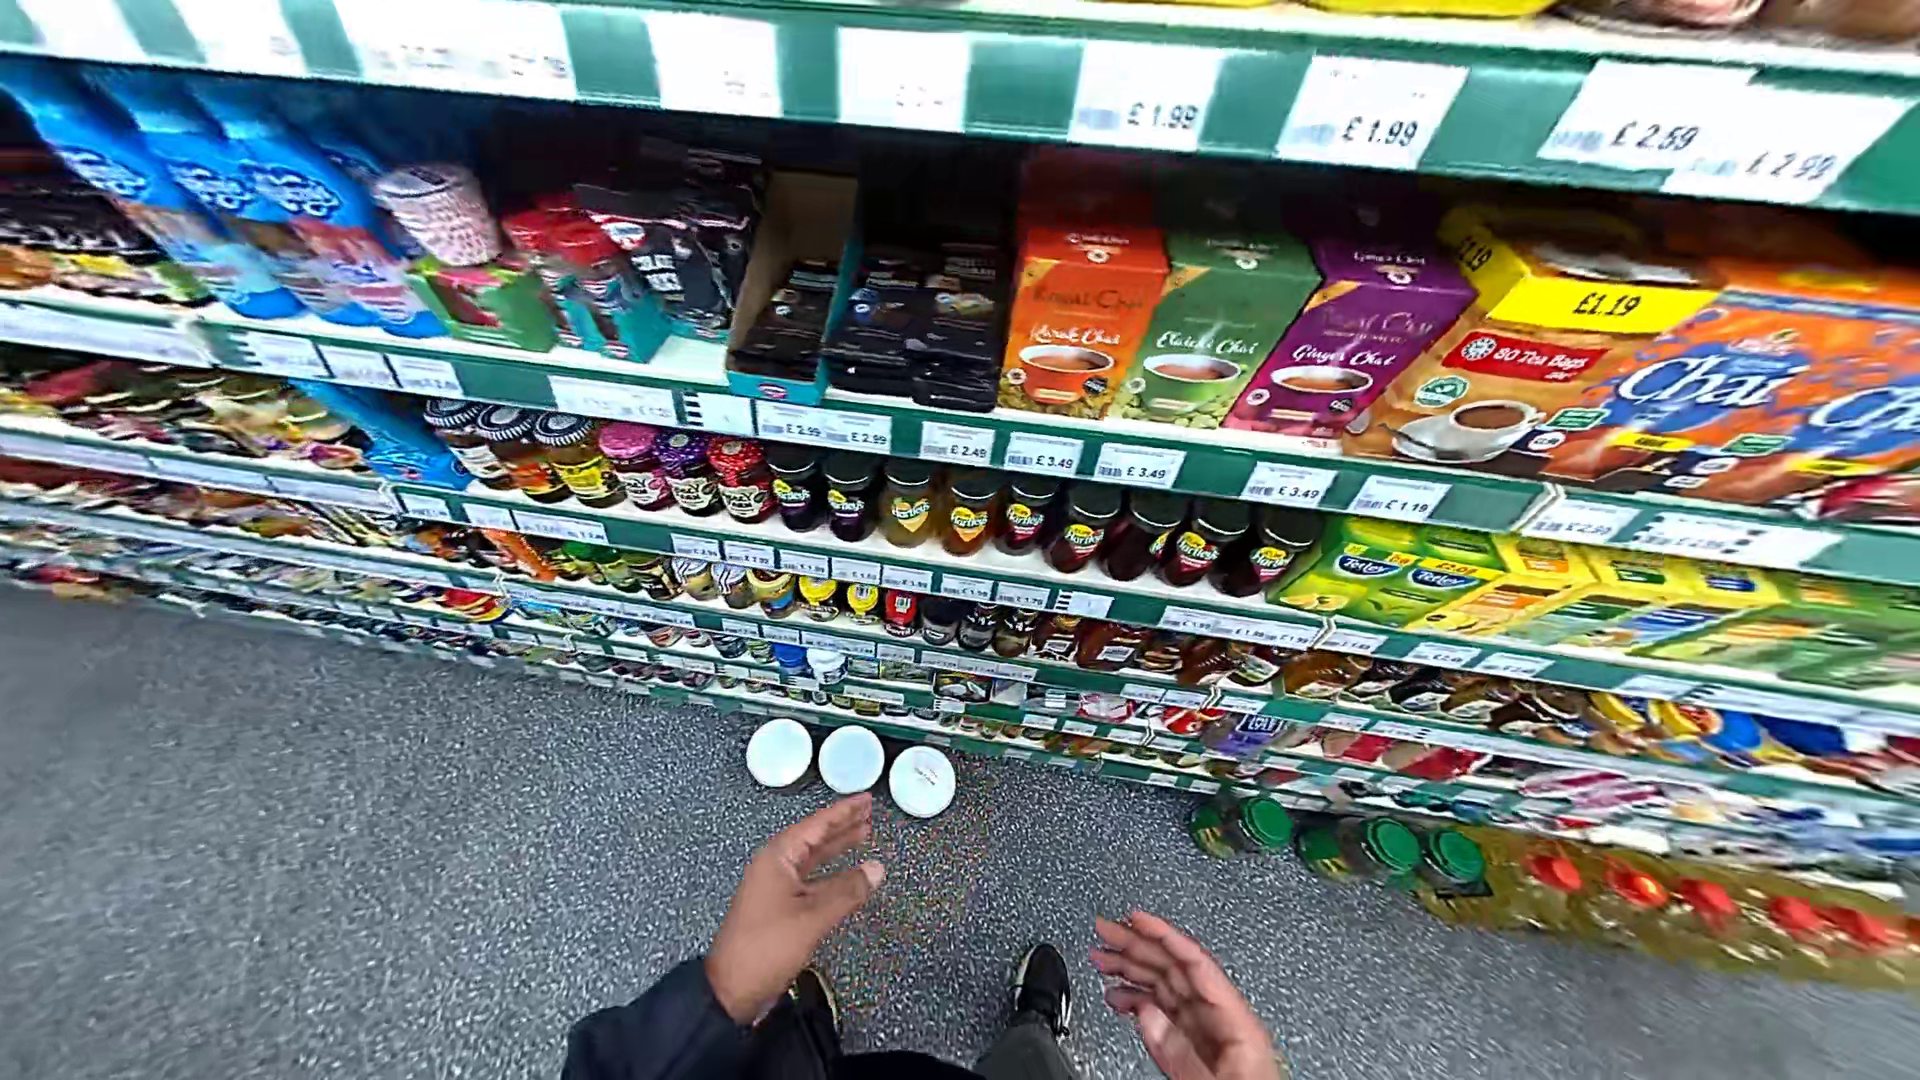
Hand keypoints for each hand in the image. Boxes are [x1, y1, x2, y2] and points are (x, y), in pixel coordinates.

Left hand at [705, 794, 885, 1023]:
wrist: (730, 992)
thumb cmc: (768, 946)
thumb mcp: (812, 918)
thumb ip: (847, 891)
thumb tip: (877, 868)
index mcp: (778, 856)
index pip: (818, 824)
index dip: (844, 811)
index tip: (867, 798)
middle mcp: (776, 864)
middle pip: (815, 836)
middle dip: (843, 824)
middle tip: (870, 812)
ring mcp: (777, 885)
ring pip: (814, 857)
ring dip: (838, 846)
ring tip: (864, 834)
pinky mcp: (780, 905)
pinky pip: (811, 877)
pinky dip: (831, 872)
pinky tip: (848, 874)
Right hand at [1093, 911, 1282, 1079]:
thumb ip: (1180, 1050)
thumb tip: (1146, 1011)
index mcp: (1236, 1023)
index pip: (1195, 961)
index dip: (1163, 932)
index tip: (1134, 917)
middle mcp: (1222, 1023)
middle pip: (1175, 969)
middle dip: (1136, 946)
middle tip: (1104, 930)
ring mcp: (1209, 1038)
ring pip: (1164, 989)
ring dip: (1130, 972)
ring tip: (1100, 960)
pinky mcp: (1197, 1055)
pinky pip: (1163, 1017)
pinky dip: (1136, 1003)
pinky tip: (1118, 998)